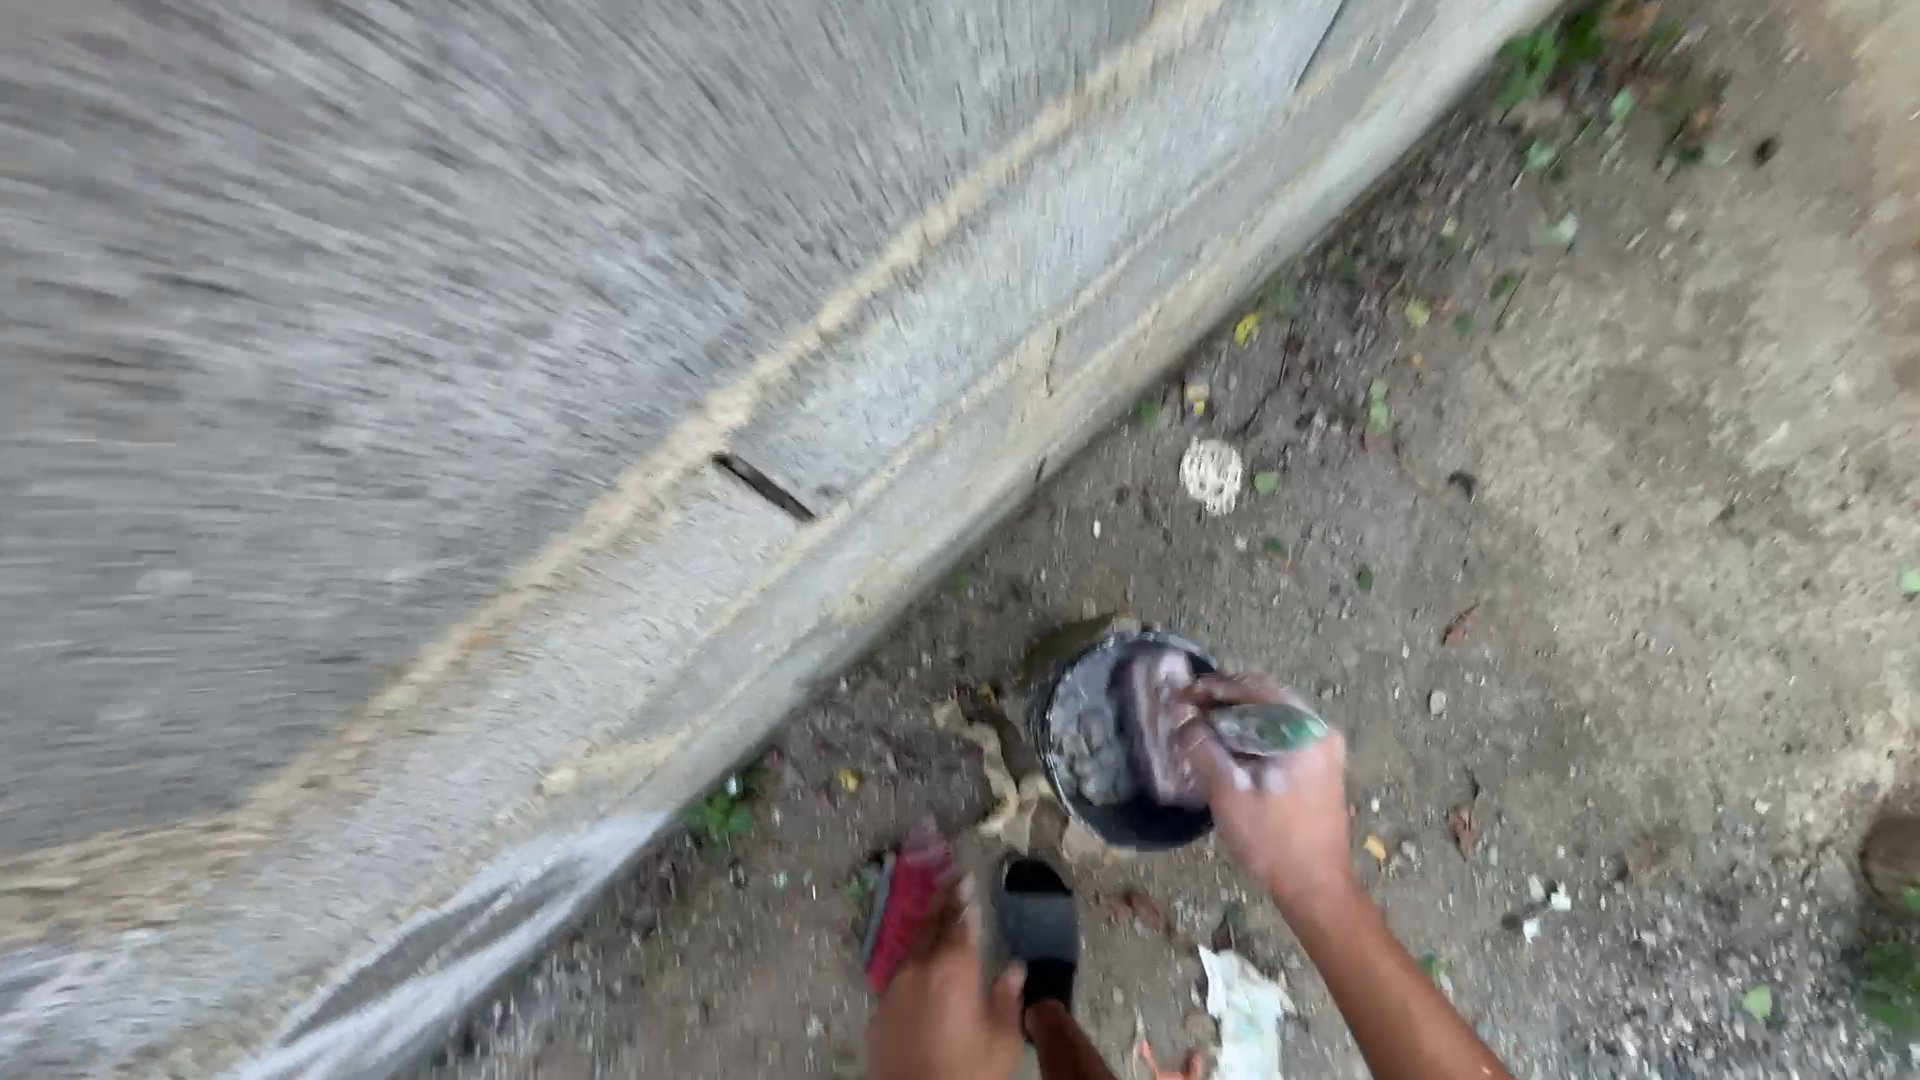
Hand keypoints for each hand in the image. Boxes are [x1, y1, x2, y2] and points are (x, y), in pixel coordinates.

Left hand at [866, 877, 1025, 1079]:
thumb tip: (1015, 968)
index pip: (959, 920)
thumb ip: (1007, 999)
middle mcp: (921, 967)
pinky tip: (919, 960)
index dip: (963, 898)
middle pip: (932, 923)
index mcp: (954, 967)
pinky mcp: (880, 1009)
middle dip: (943, 900)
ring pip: (912, 945)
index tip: (966, 878)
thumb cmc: (966, 1073)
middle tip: (950, 880)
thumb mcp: (1001, 1043)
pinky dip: (912, 957)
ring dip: (925, 926)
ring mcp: (895, 986)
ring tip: (935, 910)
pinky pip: (899, 971)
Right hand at [1174, 675, 1354, 912]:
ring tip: (1201, 725)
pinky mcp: (1320, 764)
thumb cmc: (1272, 840)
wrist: (1316, 887)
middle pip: (1264, 697)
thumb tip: (1180, 714)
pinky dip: (1253, 732)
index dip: (1213, 687)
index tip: (1182, 694)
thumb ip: (1200, 746)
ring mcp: (1324, 747)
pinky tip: (1227, 745)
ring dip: (1237, 716)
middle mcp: (1319, 730)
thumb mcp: (1226, 791)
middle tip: (1188, 709)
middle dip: (1223, 700)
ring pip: (1272, 714)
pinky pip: (1282, 732)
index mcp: (1303, 730)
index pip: (1253, 688)